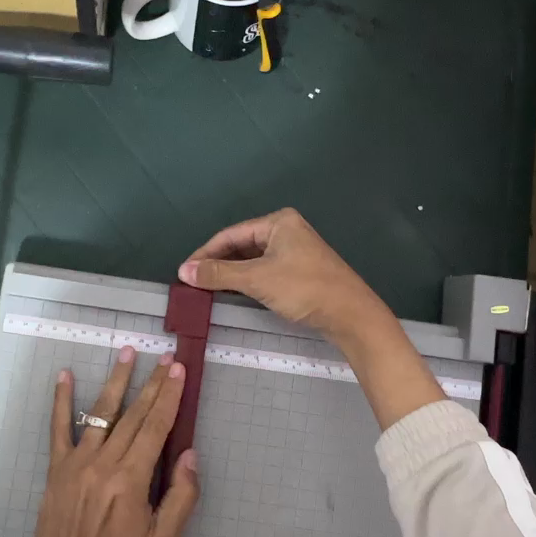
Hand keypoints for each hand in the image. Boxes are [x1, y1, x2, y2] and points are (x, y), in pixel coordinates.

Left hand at [34, 348, 200, 536]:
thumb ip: (182, 495)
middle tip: (164, 357)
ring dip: (116, 380)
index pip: (156, 427)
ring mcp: (77, 463)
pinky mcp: (57, 469)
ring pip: (100, 413)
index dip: (169, 396)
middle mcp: (104, 463)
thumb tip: (189, 454)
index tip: (179, 371)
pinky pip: (58, 429)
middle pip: (133, 414)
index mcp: (132, 479)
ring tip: (127, 352)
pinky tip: (65, 375)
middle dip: (151, 383)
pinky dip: (61, 401)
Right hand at [179, 209, 445, 428]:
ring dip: (231, 274)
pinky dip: (247, 281)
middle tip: (194, 284)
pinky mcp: (301, 271)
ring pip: (253, 260)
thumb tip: (184, 271)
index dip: (205, 254)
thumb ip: (219, 274)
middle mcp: (286, 231)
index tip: (185, 273)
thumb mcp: (257, 279)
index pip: (230, 234)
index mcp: (278, 222)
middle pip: (241, 245)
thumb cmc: (304, 288)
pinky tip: (235, 293)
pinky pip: (265, 271)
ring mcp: (295, 251)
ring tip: (208, 290)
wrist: (351, 314)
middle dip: (218, 264)